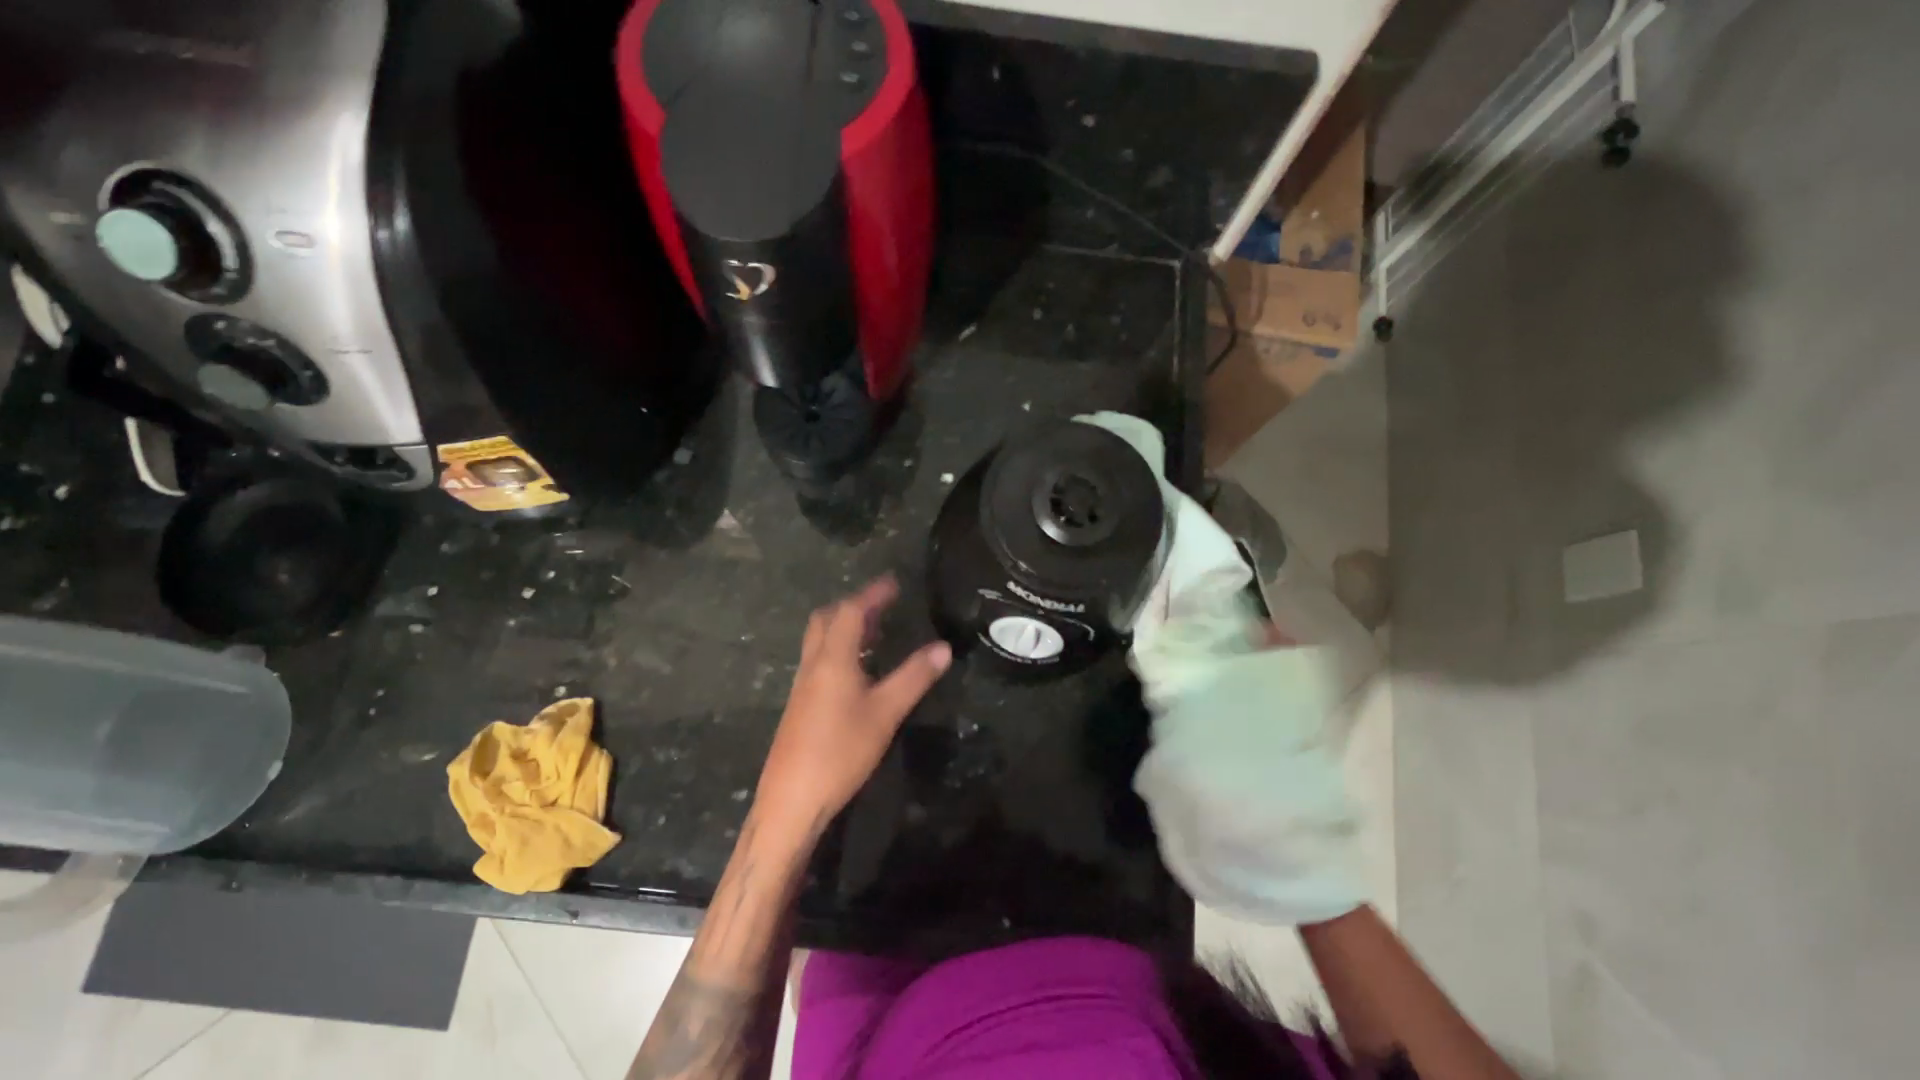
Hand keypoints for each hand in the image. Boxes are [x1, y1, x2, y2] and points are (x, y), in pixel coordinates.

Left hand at [754, 576, 950, 837]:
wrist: (792, 797)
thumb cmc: (840, 751)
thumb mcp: (885, 713)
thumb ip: (913, 678)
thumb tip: (943, 648)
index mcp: (832, 659)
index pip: (851, 612)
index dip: (873, 594)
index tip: (894, 582)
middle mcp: (812, 664)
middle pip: (827, 620)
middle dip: (854, 606)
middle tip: (882, 606)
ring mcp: (802, 685)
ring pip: (820, 642)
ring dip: (844, 629)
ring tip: (875, 633)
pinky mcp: (799, 705)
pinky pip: (818, 662)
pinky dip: (838, 651)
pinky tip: (857, 673)